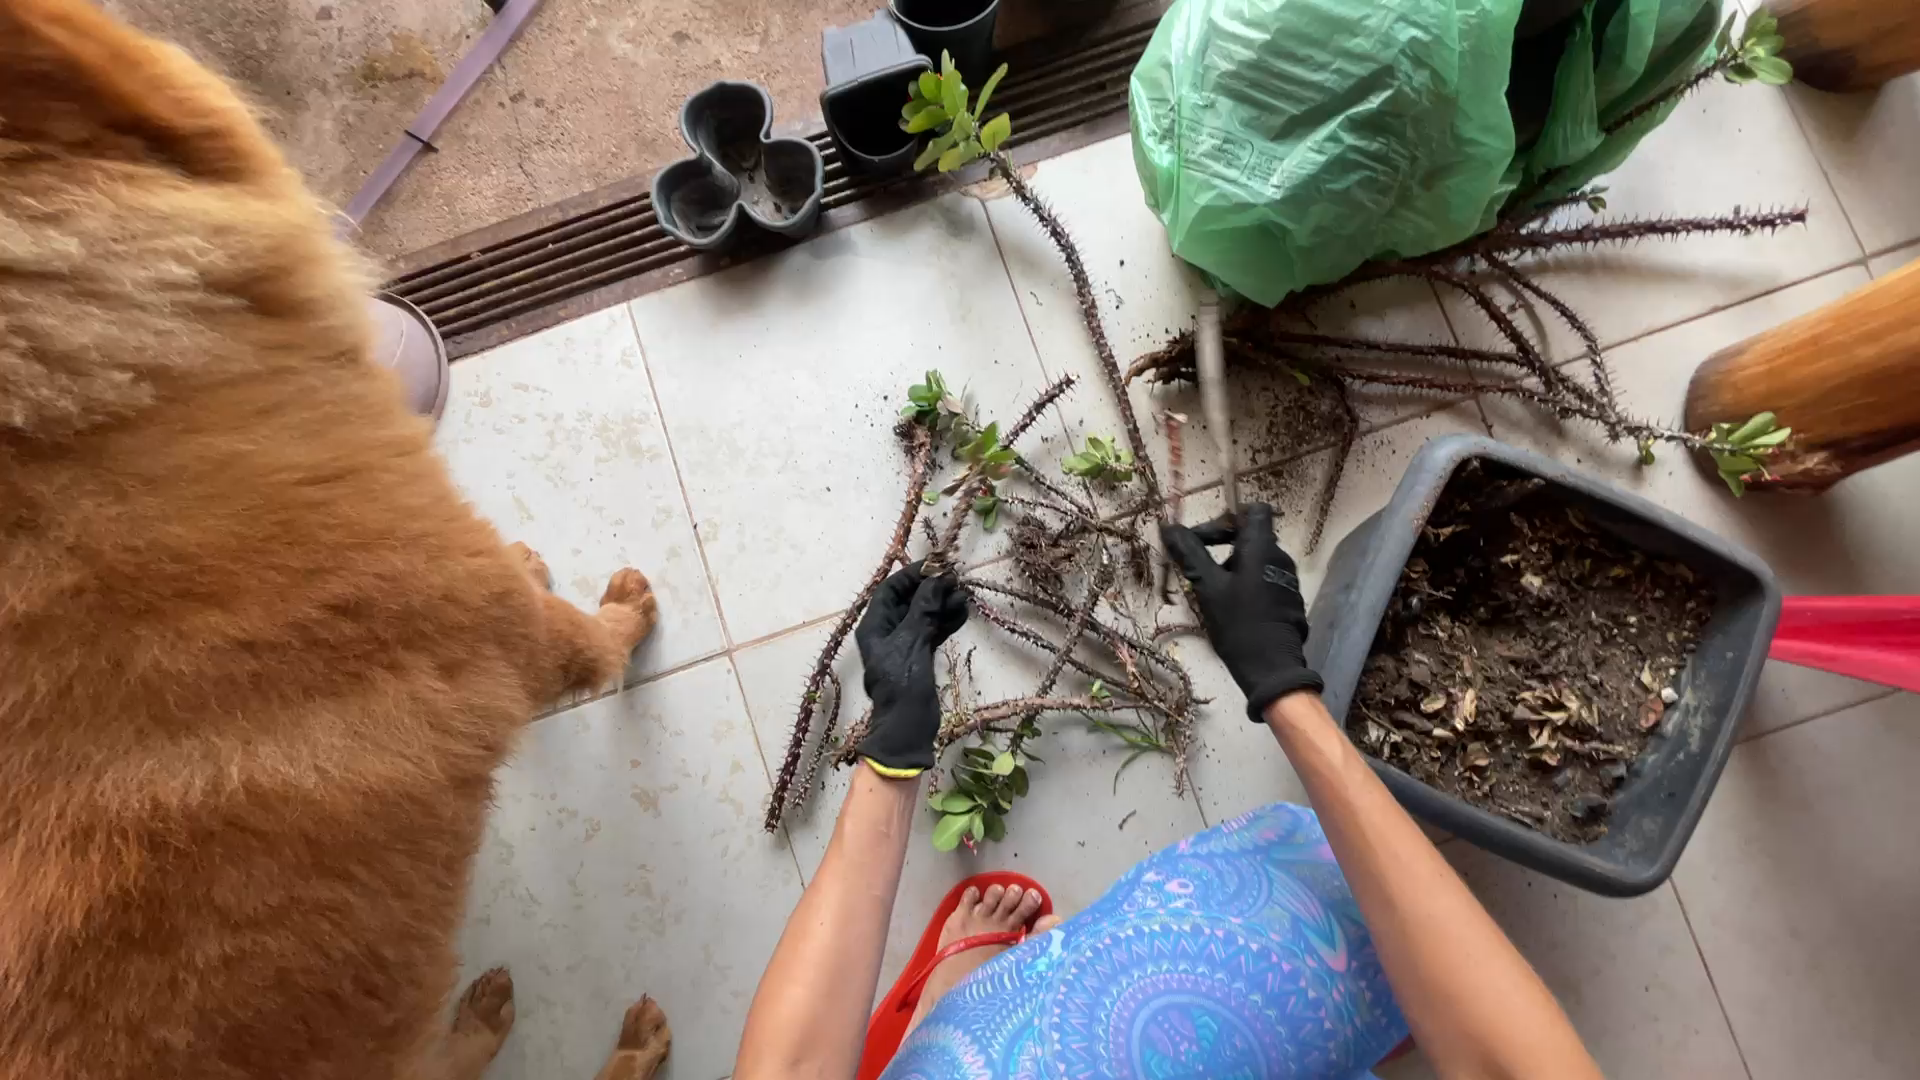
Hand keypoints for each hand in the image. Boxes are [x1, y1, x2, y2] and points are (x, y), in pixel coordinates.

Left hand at [853, 563, 969, 776]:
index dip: (912, 575)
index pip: (890, 590)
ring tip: (963, 596)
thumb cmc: (903, 683)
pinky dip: (946, 622)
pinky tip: (963, 612)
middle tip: (955, 580)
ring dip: (942, 604)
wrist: (908, 726)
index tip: (935, 565)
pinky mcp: (920, 657)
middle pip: (908, 601)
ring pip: (923, 616)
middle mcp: (887, 632)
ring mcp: (904, 645)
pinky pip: (932, 631)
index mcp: (874, 627)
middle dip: (931, 589)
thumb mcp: (912, 641)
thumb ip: (923, 609)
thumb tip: (936, 580)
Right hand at [1161, 503, 1322, 720]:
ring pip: (1255, 559)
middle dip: (1222, 544)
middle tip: (1198, 564)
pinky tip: (1230, 606)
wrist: (1271, 667)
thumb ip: (1189, 553)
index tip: (1205, 537)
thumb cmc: (1238, 622)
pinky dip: (1245, 582)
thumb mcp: (1206, 586)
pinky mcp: (1288, 599)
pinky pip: (1263, 578)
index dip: (1228, 517)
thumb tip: (1168, 527)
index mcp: (1261, 548)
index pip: (1254, 511)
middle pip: (1251, 535)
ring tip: (1210, 588)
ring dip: (1231, 565)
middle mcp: (1280, 557)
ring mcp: (1287, 580)